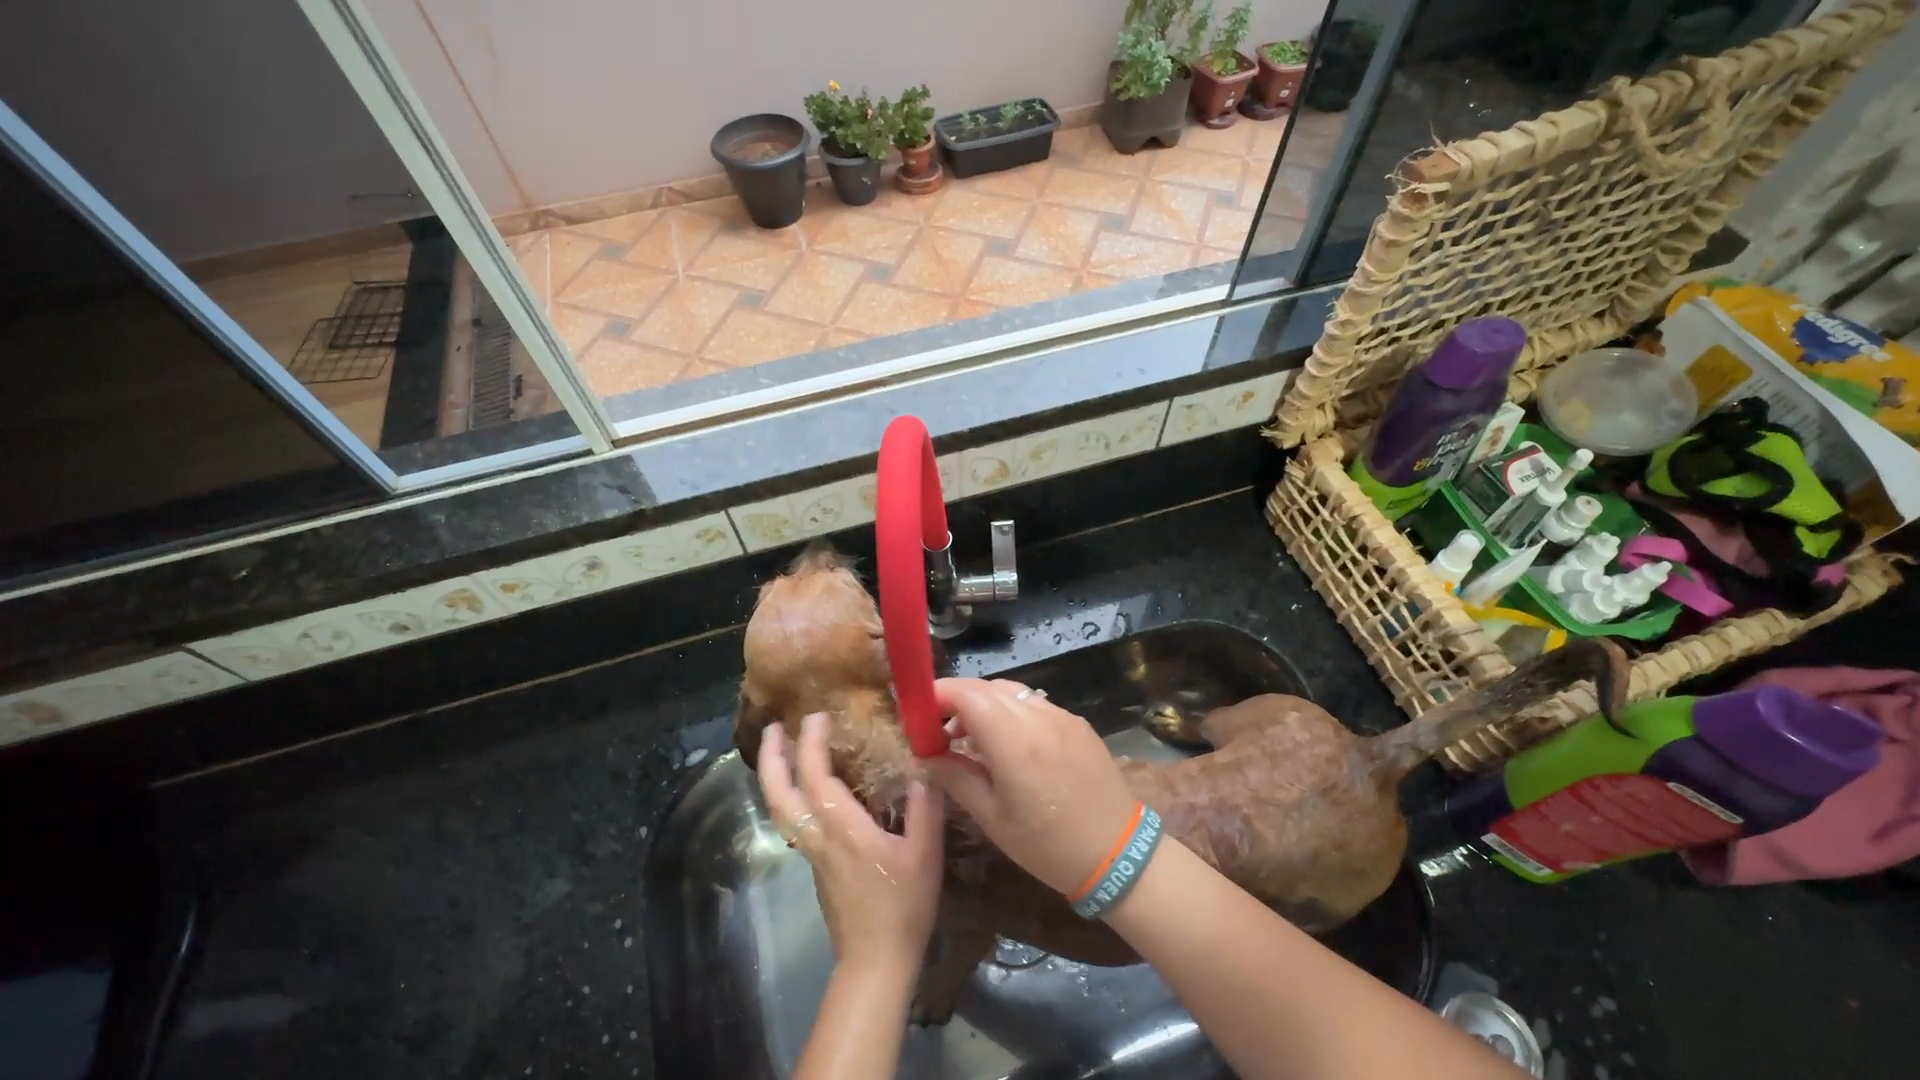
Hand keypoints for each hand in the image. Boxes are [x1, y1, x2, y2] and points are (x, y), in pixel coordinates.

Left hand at [758, 712, 944, 973]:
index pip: (815, 775)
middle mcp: (818, 837)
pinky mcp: (816, 867)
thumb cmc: (903, 906)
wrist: (876, 960)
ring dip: (775, 775)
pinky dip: (791, 795)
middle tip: (774, 727)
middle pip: (779, 792)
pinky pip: (794, 820)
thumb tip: (924, 767)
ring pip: (782, 808)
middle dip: (772, 757)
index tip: (818, 715)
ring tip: (783, 751)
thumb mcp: (924, 854)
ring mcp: (813, 854)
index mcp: (842, 828)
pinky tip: (808, 790)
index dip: (812, 742)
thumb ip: (925, 808)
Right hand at [919, 678, 1138, 896]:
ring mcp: (1063, 716)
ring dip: (985, 705)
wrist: (1118, 855)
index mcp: (1015, 740)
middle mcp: (1039, 716)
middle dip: (957, 701)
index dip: (937, 696)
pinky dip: (1012, 713)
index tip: (920, 717)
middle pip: (987, 687)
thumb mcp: (992, 817)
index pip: (966, 692)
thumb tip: (923, 755)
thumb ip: (955, 776)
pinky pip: (1035, 705)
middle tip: (941, 733)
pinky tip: (1010, 747)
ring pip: (1012, 692)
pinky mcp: (1078, 724)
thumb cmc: (1047, 845)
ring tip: (974, 741)